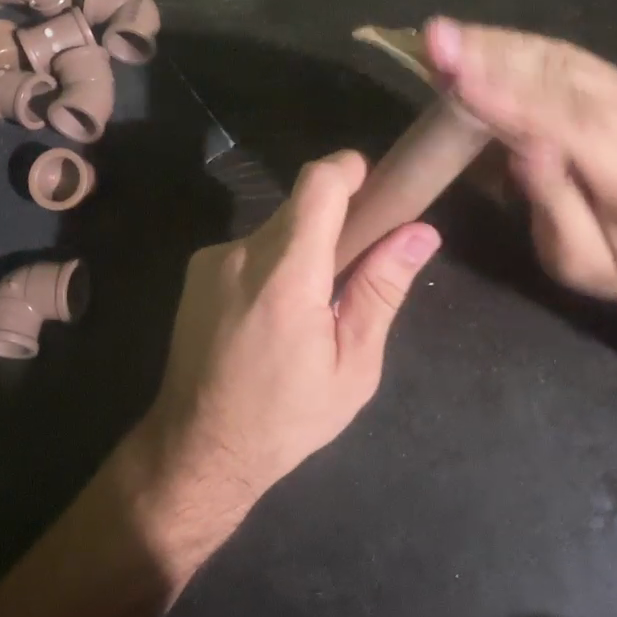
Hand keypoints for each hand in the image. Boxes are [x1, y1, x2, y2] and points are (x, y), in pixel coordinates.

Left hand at [139, 150, 440, 508]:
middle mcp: (244, 254)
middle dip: (332, 224)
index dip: (348, 170)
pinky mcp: (196, 271)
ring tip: (308, 309)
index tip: (371, 185)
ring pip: (274, 229)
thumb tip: (420, 232)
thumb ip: (381, 291)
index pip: (318, 185)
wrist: (198, 446)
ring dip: (299, 251)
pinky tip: (269, 317)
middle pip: (300, 206)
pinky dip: (269, 266)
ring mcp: (213, 260)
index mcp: (288, 276)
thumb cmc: (285, 418)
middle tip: (354, 269)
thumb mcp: (352, 368)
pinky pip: (248, 249)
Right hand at [425, 17, 616, 312]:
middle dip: (494, 58)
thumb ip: (555, 204)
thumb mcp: (580, 261)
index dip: (512, 98)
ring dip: (500, 45)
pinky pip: (572, 61)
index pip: (574, 126)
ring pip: (566, 61)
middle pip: (567, 80)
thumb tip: (524, 147)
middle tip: (435, 39)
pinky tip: (478, 43)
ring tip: (445, 35)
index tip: (458, 78)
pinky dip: (520, 51)